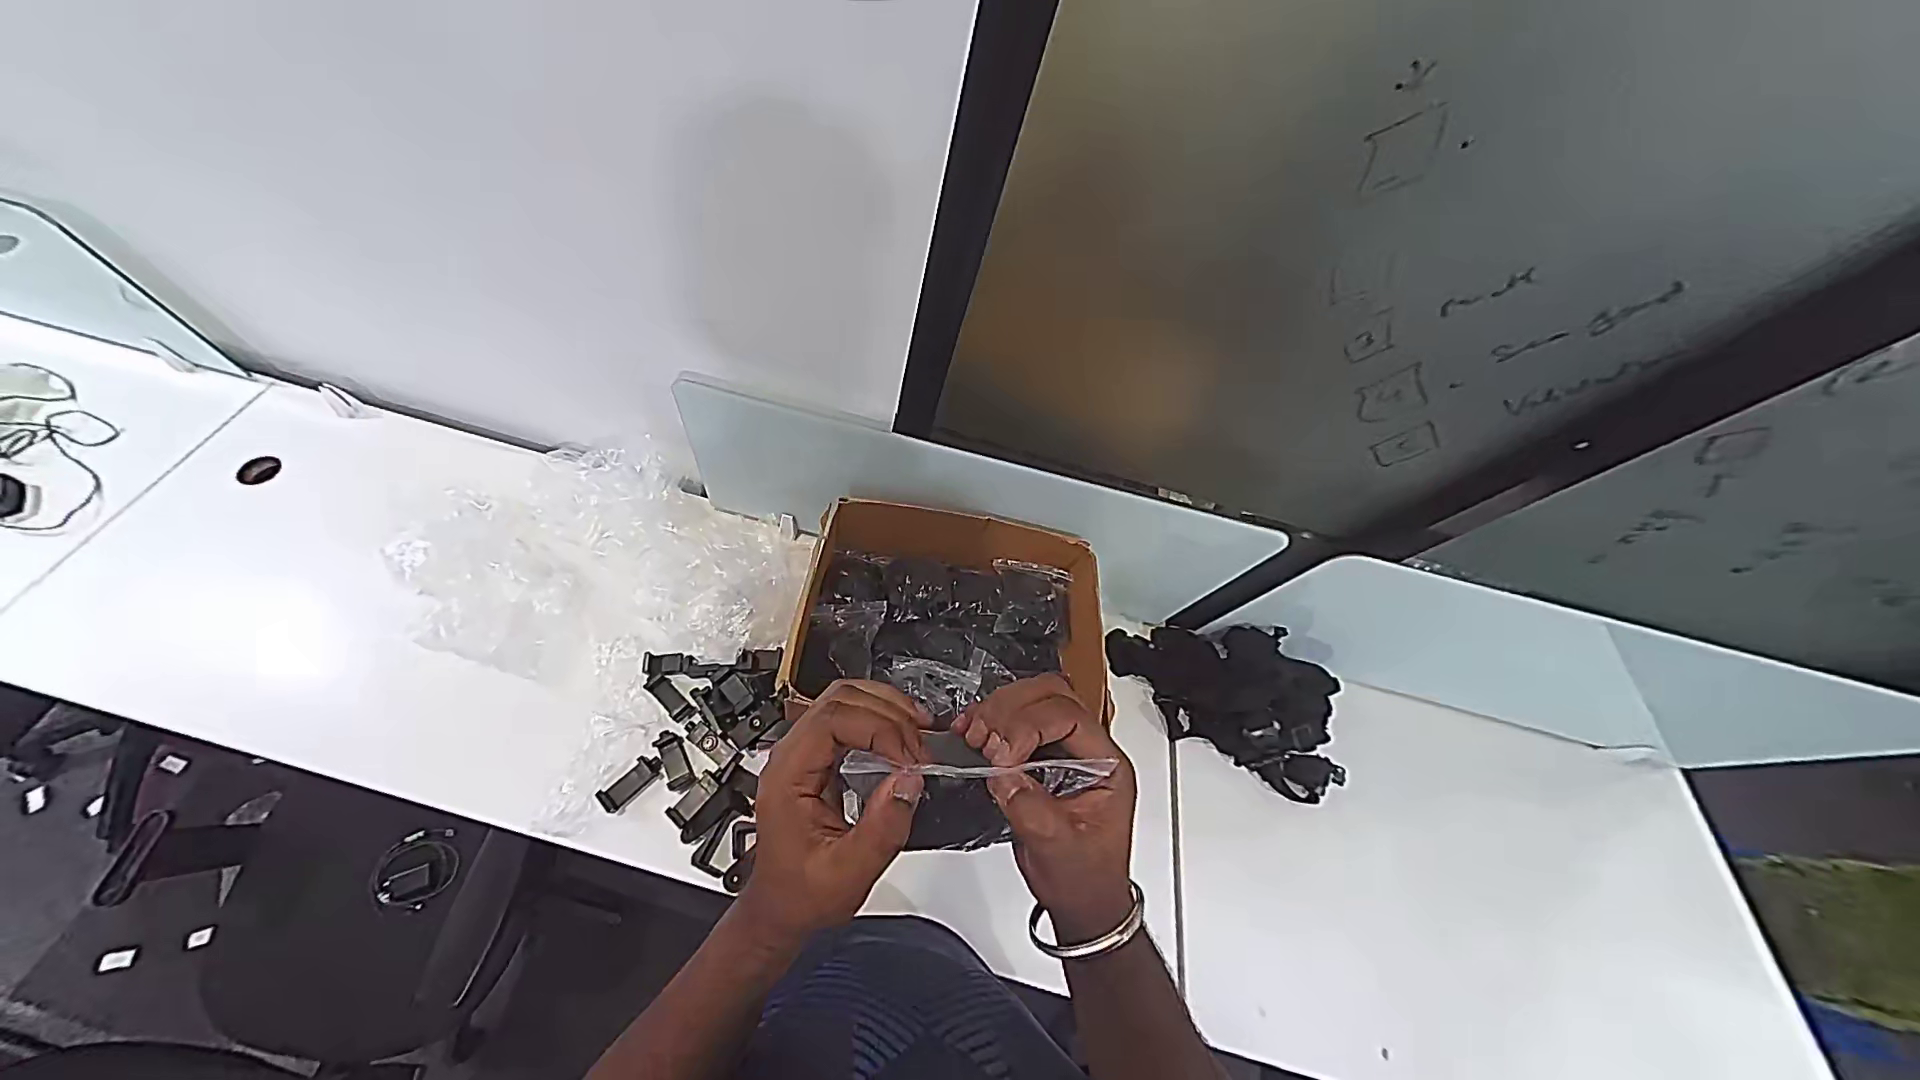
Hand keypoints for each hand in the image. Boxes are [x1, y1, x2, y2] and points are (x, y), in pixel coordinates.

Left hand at [736, 680, 929, 943]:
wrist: (782, 905)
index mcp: (787, 775)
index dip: (878, 729)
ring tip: (918, 732)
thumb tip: (910, 781)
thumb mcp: (847, 874)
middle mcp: (791, 755)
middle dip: (888, 714)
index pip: (832, 720)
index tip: (906, 757)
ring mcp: (805, 751)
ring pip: (846, 699)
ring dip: (888, 709)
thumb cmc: (801, 893)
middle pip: (840, 699)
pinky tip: (904, 734)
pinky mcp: (821, 755)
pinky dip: (884, 718)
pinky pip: (852, 716)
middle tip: (918, 745)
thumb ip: (881, 828)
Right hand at [953, 675, 1137, 941]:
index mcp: (1106, 765)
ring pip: (1033, 698)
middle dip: (1012, 708)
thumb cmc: (1084, 878)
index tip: (1004, 755)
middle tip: (985, 735)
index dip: (1030, 727)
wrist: (1080, 898)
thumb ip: (1031, 809)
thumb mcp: (1058, 849)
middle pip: (1052, 695)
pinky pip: (1015, 718)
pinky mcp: (1039, 752)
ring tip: (975, 734)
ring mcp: (1063, 747)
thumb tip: (1003, 773)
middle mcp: (1087, 748)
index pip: (1069, 718)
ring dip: (999, 710)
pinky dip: (990, 720)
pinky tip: (972, 732)